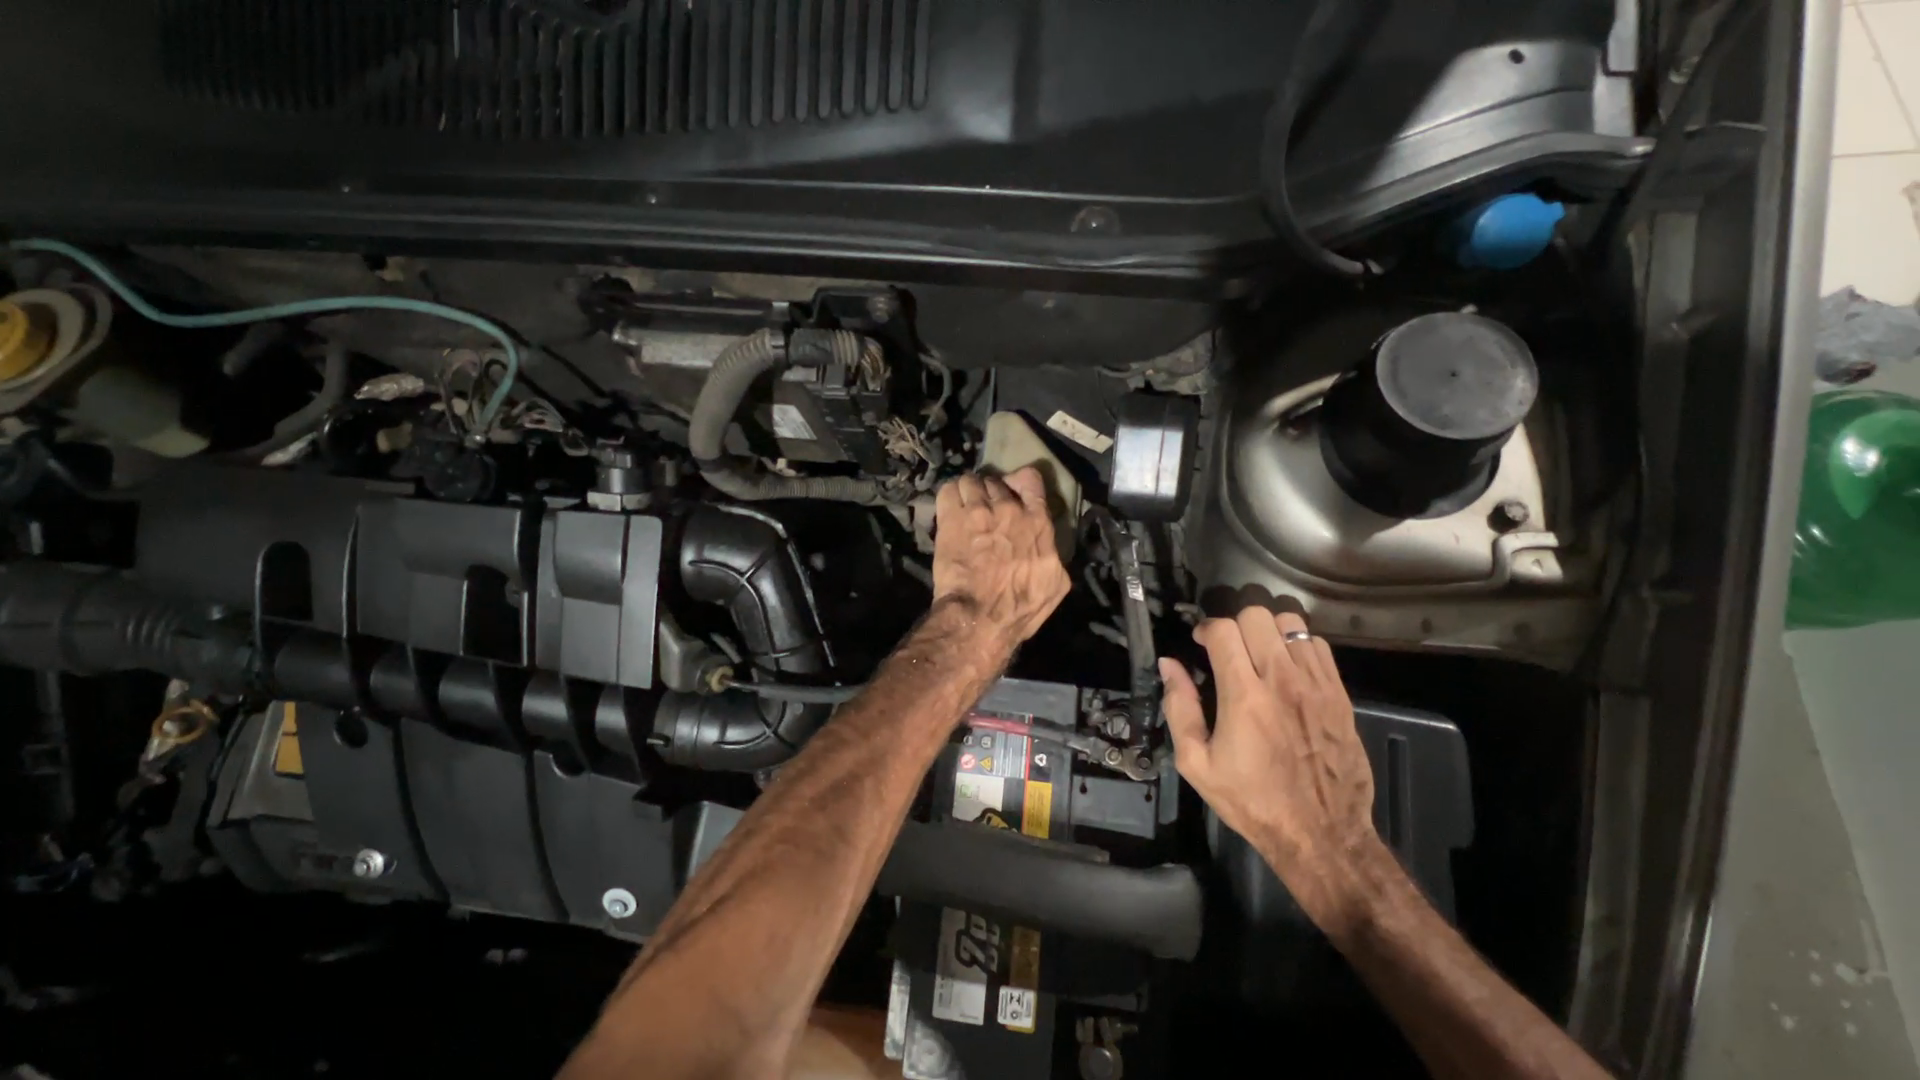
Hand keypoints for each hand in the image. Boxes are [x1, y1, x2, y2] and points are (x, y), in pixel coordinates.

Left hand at [932, 467, 1070, 652]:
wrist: (979, 616)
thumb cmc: (1020, 608)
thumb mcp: (1056, 583)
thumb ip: (1053, 554)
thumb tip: (1048, 545)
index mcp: (1037, 522)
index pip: (1030, 479)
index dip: (1019, 481)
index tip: (1012, 492)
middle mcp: (1008, 508)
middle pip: (996, 482)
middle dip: (990, 493)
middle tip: (984, 511)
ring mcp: (978, 510)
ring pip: (970, 482)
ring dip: (968, 493)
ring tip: (964, 509)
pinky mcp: (950, 519)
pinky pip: (947, 490)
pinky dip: (949, 496)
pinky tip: (950, 510)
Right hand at [1160, 609, 1382, 929]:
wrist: (1320, 832)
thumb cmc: (1251, 801)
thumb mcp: (1197, 764)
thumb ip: (1180, 709)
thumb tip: (1169, 666)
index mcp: (1243, 696)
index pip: (1223, 630)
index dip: (1205, 629)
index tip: (1201, 643)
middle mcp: (1282, 680)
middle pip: (1257, 615)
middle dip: (1235, 625)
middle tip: (1229, 648)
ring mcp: (1315, 684)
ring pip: (1290, 623)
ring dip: (1268, 631)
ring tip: (1260, 653)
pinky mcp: (1339, 693)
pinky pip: (1317, 645)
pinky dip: (1297, 646)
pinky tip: (1288, 669)